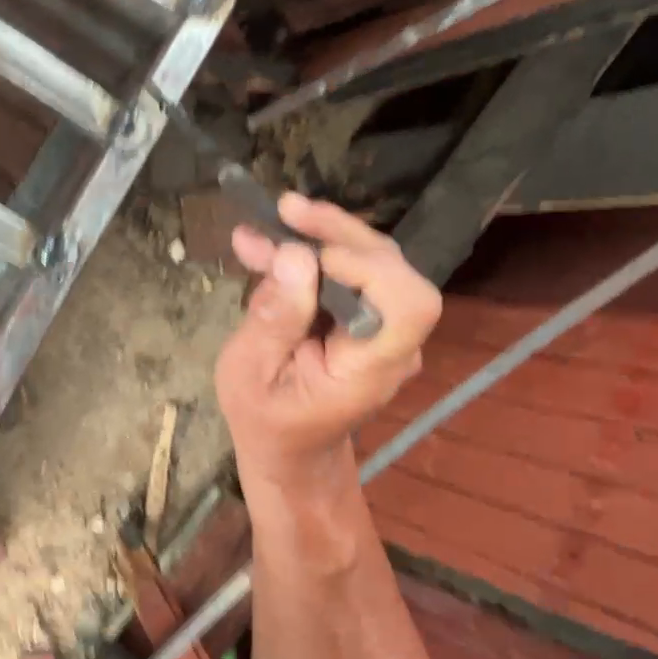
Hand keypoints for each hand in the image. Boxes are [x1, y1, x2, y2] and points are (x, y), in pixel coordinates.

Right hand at [214, 195, 440, 495]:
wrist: (289, 448)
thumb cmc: (265, 419)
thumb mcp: (248, 373)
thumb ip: (273, 319)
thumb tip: (293, 257)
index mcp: (370, 369)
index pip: (408, 306)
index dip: (370, 268)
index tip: (310, 255)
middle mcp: (391, 343)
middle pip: (392, 269)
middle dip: (339, 233)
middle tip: (284, 210)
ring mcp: (383, 328)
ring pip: (374, 260)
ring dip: (325, 233)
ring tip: (273, 218)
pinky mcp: (366, 315)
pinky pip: (353, 270)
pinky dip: (316, 248)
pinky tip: (273, 239)